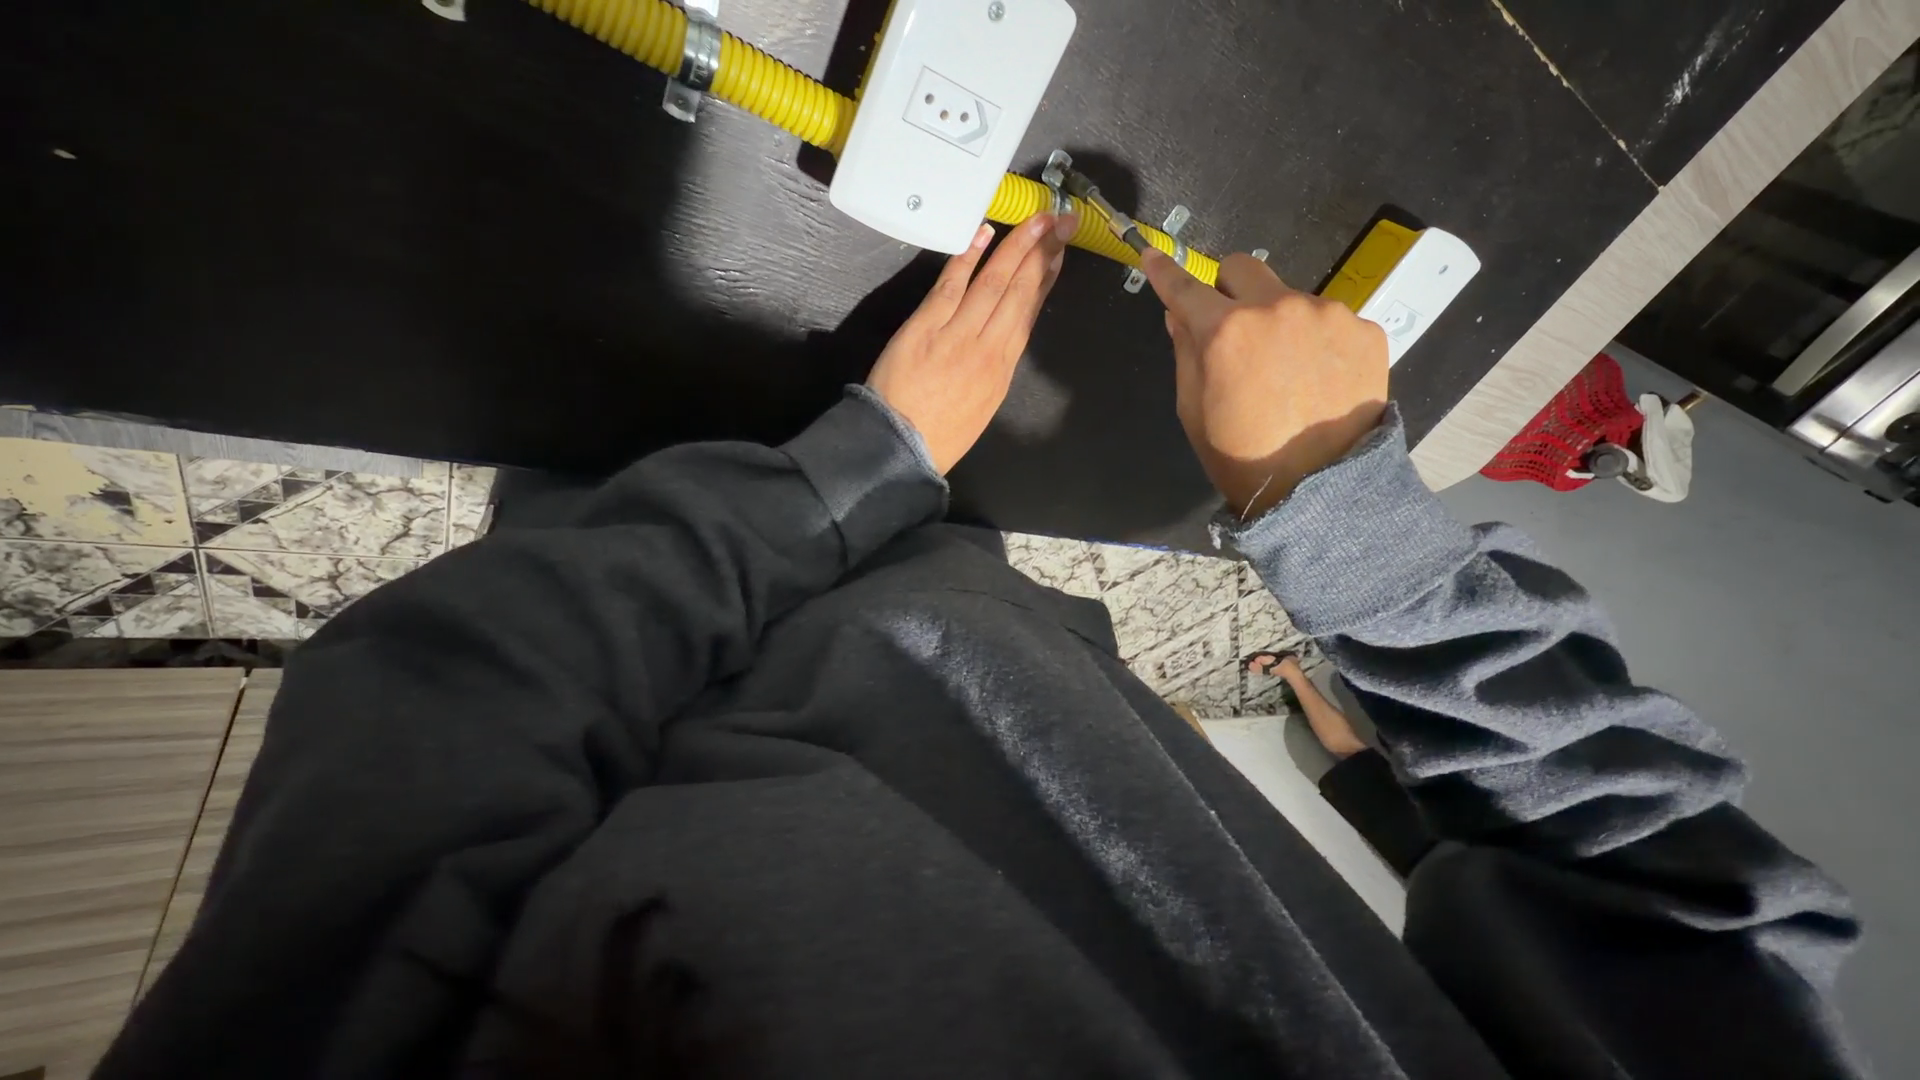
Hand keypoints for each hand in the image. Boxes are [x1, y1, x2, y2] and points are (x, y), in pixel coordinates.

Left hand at [867, 214, 1076, 473]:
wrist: (901, 447)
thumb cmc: (942, 433)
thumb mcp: (984, 404)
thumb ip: (996, 365)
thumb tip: (1006, 331)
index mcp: (1004, 368)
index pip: (1029, 313)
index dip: (1046, 279)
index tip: (1059, 252)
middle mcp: (989, 347)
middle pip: (1019, 291)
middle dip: (1042, 253)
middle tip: (1062, 220)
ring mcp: (958, 334)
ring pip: (994, 283)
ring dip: (1017, 248)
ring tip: (1038, 219)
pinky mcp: (926, 327)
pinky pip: (952, 285)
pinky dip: (968, 257)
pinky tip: (984, 233)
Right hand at [1141, 248, 1388, 517]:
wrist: (1321, 489)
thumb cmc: (1241, 456)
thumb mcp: (1193, 410)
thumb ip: (1185, 352)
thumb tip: (1180, 314)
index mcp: (1226, 330)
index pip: (1186, 286)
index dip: (1165, 270)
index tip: (1152, 253)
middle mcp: (1277, 307)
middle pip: (1242, 267)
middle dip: (1228, 289)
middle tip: (1232, 330)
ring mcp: (1327, 313)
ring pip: (1289, 296)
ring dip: (1278, 321)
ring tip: (1287, 372)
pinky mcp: (1365, 328)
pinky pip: (1329, 320)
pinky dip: (1316, 340)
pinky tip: (1318, 379)